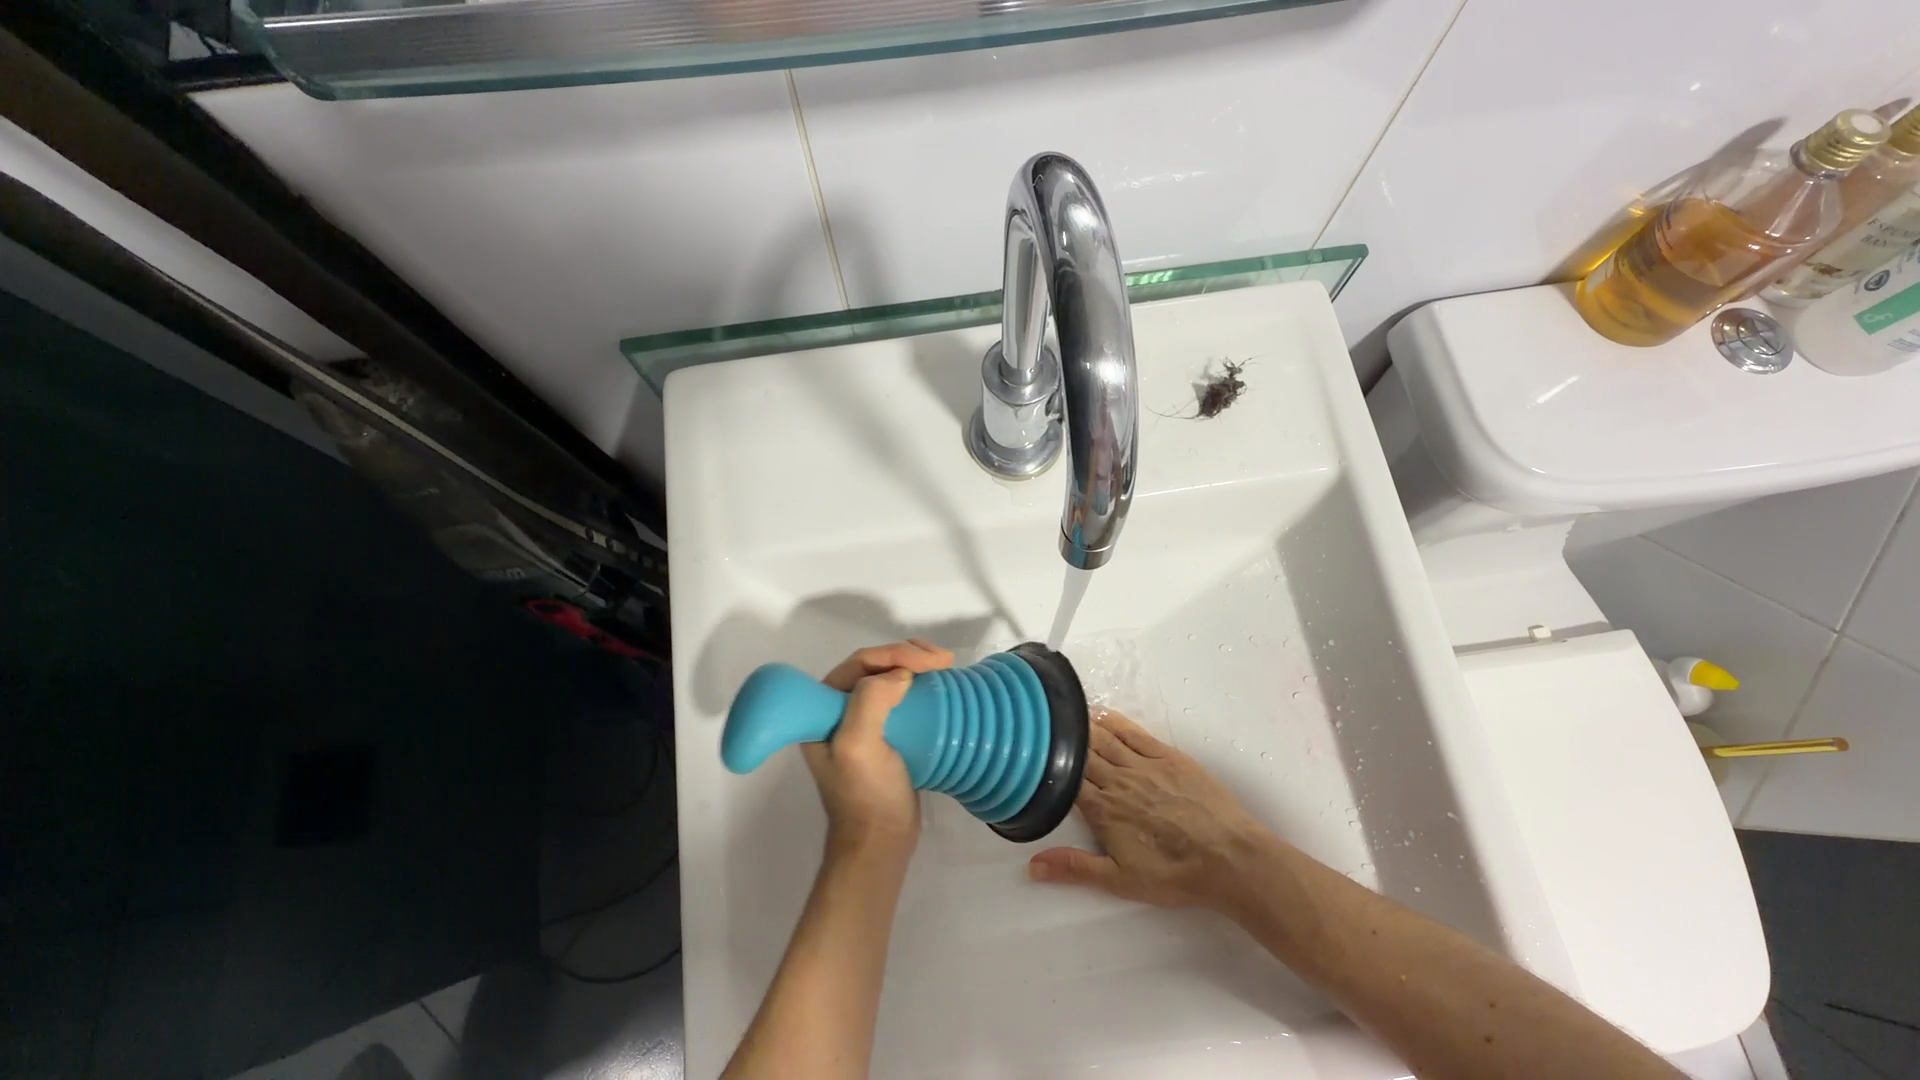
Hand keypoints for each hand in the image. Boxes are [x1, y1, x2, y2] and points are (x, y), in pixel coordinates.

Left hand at [803, 640, 954, 857]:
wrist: (880, 843)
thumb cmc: (866, 796)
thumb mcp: (858, 747)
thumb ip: (869, 702)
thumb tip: (900, 675)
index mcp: (821, 709)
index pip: (859, 663)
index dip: (894, 653)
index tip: (931, 660)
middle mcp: (837, 710)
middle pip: (874, 665)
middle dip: (909, 655)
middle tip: (944, 660)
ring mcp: (861, 722)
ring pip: (889, 678)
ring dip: (916, 666)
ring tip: (945, 666)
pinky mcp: (884, 734)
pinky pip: (902, 698)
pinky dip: (921, 687)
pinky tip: (939, 687)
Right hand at [1028, 709, 1267, 909]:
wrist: (1228, 859)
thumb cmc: (1174, 874)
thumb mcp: (1120, 880)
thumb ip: (1075, 868)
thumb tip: (1032, 865)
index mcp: (1103, 810)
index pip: (1067, 780)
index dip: (1049, 767)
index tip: (1031, 754)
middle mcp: (1118, 780)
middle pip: (1083, 755)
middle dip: (1062, 743)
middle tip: (1043, 729)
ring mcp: (1145, 765)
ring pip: (1105, 740)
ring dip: (1084, 728)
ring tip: (1065, 716)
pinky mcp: (1169, 756)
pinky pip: (1135, 733)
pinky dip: (1115, 721)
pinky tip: (1102, 715)